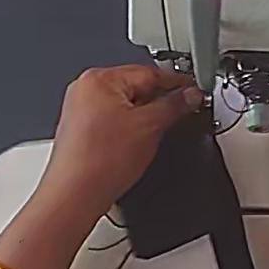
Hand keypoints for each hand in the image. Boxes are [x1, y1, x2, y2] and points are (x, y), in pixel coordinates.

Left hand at [34, 65, 203, 219]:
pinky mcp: (81, 128)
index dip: (177, 83)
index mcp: (99, 79)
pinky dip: (130, 126)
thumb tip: (191, 96)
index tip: (194, 91)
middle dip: (160, 100)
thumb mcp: (150, 127)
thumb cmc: (98, 162)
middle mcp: (85, 89)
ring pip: (126, 104)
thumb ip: (175, 106)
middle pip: (137, 86)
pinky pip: (114, 118)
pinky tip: (138, 141)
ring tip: (157, 130)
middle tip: (183, 110)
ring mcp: (81, 109)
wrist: (75, 195)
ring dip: (145, 115)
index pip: (149, 72)